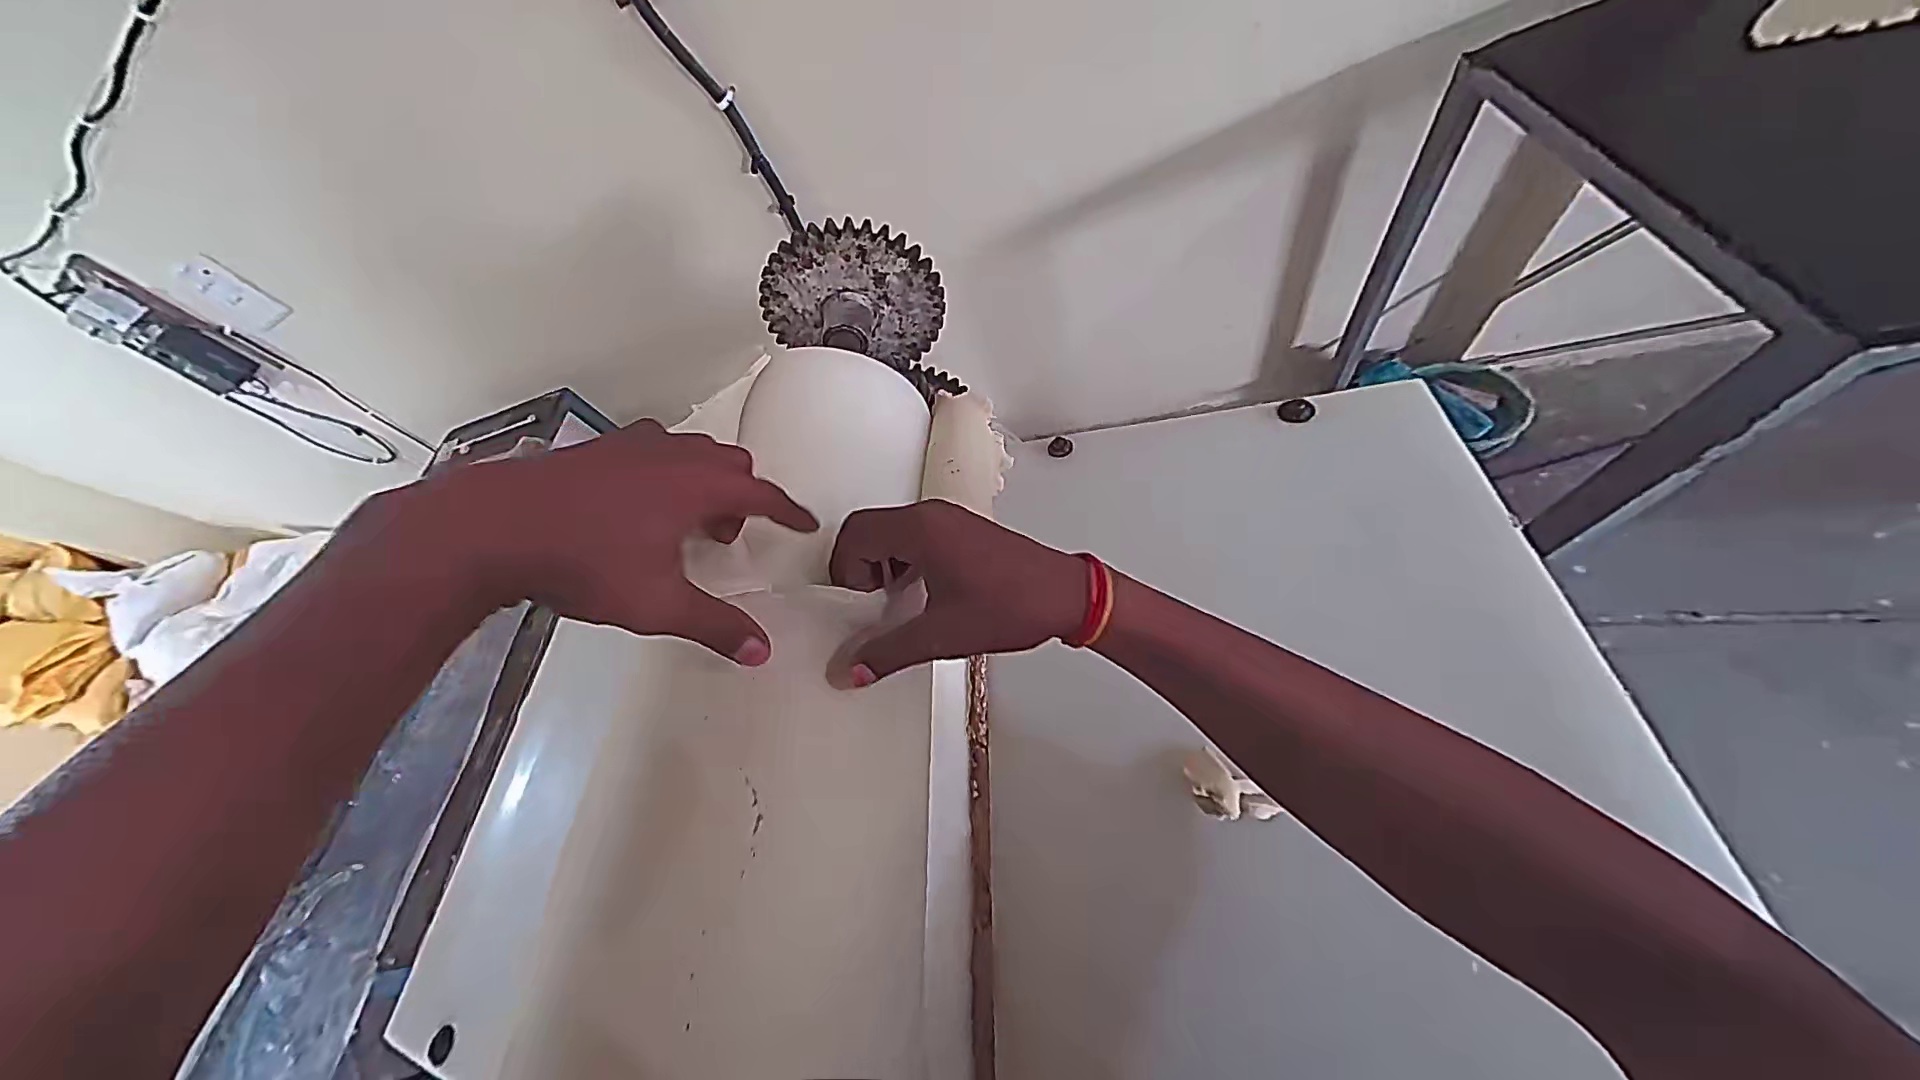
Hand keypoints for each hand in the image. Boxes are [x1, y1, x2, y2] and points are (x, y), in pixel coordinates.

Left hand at [396, 419, 817, 663]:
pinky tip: (641, 502)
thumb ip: (715, 626)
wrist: (489, 528)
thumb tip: (757, 648)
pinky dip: (667, 470)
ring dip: (706, 480)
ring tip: (688, 519)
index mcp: (697, 486)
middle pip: (732, 463)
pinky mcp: (596, 450)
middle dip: (744, 494)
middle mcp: (670, 457)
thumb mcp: (657, 603)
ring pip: (692, 451)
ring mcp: (631, 447)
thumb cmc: (578, 558)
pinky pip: (652, 449)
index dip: (788, 510)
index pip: (762, 493)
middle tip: (734, 530)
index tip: (802, 521)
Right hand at [828, 500, 1086, 683]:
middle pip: (869, 529)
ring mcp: (950, 520)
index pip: (855, 534)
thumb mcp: (941, 634)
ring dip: (882, 564)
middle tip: (868, 604)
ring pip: (893, 532)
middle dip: (859, 568)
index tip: (853, 603)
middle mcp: (933, 516)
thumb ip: (888, 652)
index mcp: (920, 529)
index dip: (843, 571)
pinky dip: (905, 560)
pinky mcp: (964, 531)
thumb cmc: (1017, 602)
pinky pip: (917, 536)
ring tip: (894, 603)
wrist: (1066, 596)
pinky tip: (919, 595)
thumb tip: (854, 668)